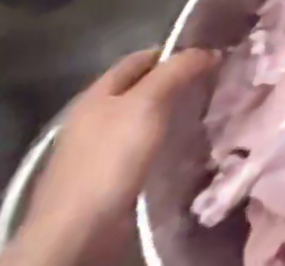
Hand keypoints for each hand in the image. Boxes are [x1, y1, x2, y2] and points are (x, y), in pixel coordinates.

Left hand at [0, 48, 218, 265]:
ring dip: (169, 117)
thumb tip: (208, 51)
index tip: (206, 58)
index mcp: (97, 92)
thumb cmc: (110, 158)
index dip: (174, 52)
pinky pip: (139, 150)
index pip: (141, 58)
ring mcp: (94, 151)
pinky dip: (160, 145)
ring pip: (142, 120)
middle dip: (175, 85)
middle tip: (210, 87)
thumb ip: (176, 70)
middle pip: (141, 88)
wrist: (75, 233)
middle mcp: (93, 116)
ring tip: (201, 117)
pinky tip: (178, 150)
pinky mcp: (102, 181)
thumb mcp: (148, 102)